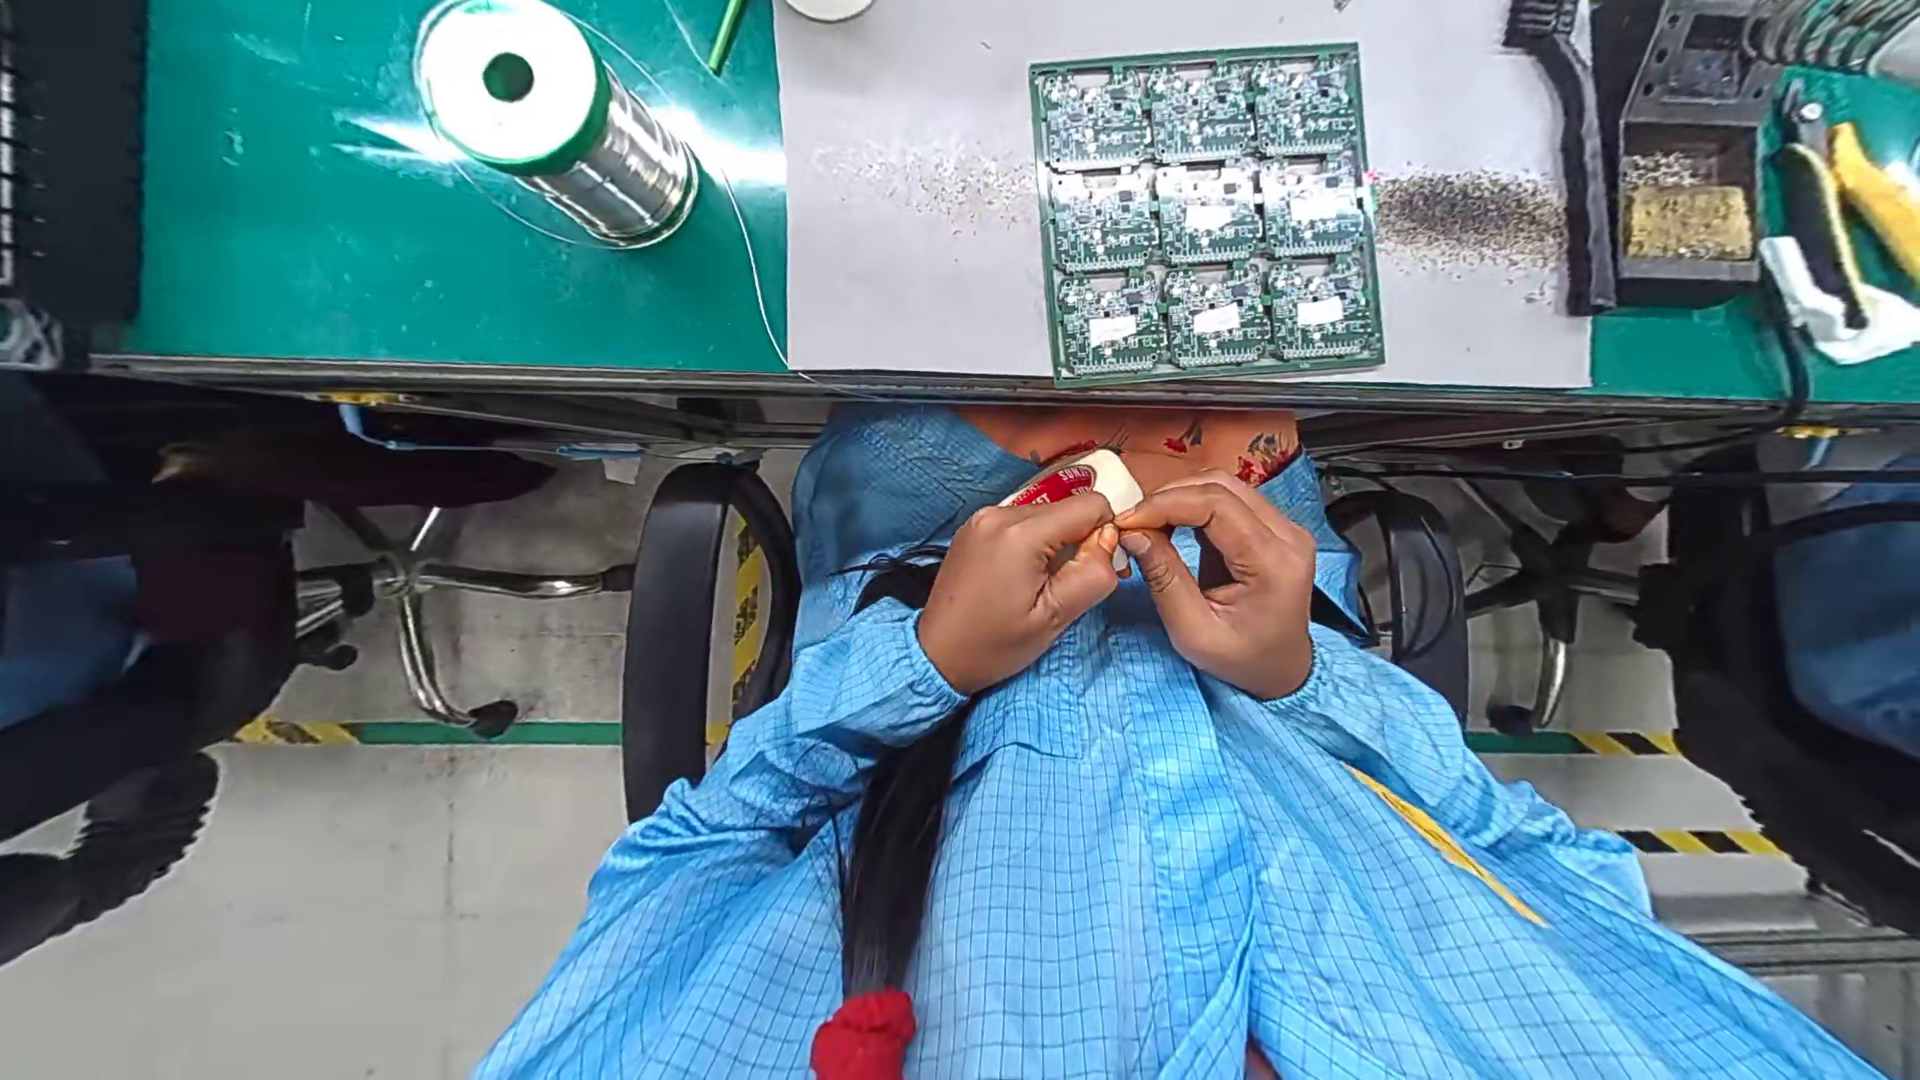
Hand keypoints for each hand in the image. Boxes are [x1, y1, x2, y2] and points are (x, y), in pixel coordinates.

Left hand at [917, 494, 1120, 694]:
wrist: (936, 655)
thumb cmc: (995, 644)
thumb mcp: (1056, 617)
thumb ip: (1094, 572)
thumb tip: (1110, 538)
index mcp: (1021, 533)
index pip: (1091, 504)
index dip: (1104, 533)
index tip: (1091, 568)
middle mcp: (999, 513)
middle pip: (1066, 507)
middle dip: (1078, 539)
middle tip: (1064, 584)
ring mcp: (982, 517)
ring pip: (1045, 513)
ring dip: (1054, 541)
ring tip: (1038, 583)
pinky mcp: (973, 527)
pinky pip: (1019, 521)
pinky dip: (1031, 542)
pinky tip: (1017, 575)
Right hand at [1114, 472, 1315, 699]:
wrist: (1280, 671)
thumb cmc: (1239, 659)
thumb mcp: (1192, 631)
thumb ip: (1164, 579)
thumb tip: (1132, 534)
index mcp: (1273, 562)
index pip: (1216, 506)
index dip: (1165, 504)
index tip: (1126, 522)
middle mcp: (1287, 535)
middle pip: (1219, 487)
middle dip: (1166, 497)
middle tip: (1130, 523)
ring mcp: (1282, 527)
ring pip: (1221, 486)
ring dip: (1176, 498)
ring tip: (1145, 524)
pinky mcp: (1269, 527)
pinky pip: (1224, 499)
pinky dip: (1188, 506)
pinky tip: (1166, 525)